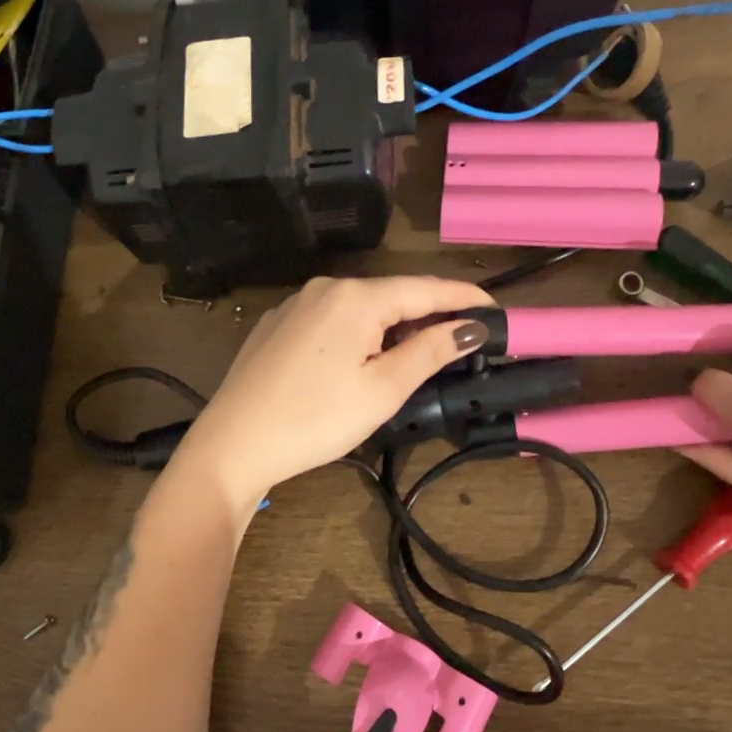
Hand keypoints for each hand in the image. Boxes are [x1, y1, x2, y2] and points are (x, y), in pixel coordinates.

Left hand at [171, 276, 494, 511]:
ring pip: (360, 306)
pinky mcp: (276, 325)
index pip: (426, 288)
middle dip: (430, 312)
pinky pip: (331, 318)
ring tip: (422, 351)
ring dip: (394, 324)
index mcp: (355, 297)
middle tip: (465, 338)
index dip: (465, 298)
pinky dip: (359, 331)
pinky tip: (364, 356)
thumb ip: (429, 351)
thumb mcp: (382, 390)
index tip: (498, 310)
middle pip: (392, 294)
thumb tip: (471, 327)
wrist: (234, 443)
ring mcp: (295, 305)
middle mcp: (324, 288)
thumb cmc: (315, 419)